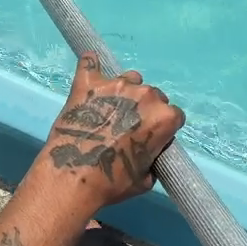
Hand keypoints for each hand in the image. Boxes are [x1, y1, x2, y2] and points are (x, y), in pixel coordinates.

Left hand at [36, 53, 184, 210]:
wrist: (72, 176)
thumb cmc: (112, 183)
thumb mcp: (147, 178)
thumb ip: (153, 154)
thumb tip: (148, 148)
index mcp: (164, 117)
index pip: (173, 115)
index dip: (161, 127)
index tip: (148, 136)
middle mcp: (145, 95)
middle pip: (152, 95)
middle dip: (142, 108)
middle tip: (124, 126)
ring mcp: (116, 84)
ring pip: (128, 78)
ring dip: (122, 91)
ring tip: (106, 109)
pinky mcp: (87, 81)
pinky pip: (90, 62)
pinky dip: (90, 67)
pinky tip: (88, 75)